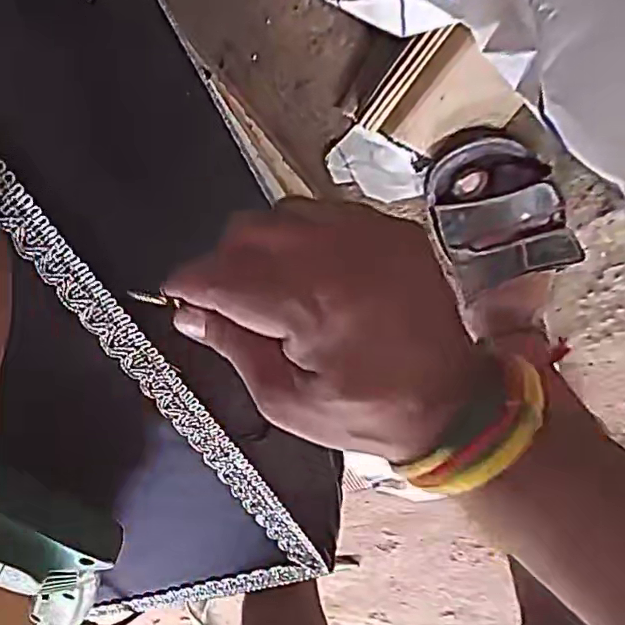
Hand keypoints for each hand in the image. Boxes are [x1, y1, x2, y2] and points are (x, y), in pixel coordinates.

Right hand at [164, 199, 484, 459]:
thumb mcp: (284, 400)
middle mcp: (341, 257)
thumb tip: (191, 316)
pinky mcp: (390, 229)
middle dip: (219, 266)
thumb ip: (234, 349)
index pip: (224, 276)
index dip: (188, 284)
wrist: (451, 401)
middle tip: (218, 303)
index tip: (174, 295)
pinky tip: (300, 274)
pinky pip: (320, 212)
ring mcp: (371, 236)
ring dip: (256, 248)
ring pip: (279, 214)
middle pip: (246, 234)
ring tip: (262, 290)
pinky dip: (295, 237)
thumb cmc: (367, 412)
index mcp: (312, 307)